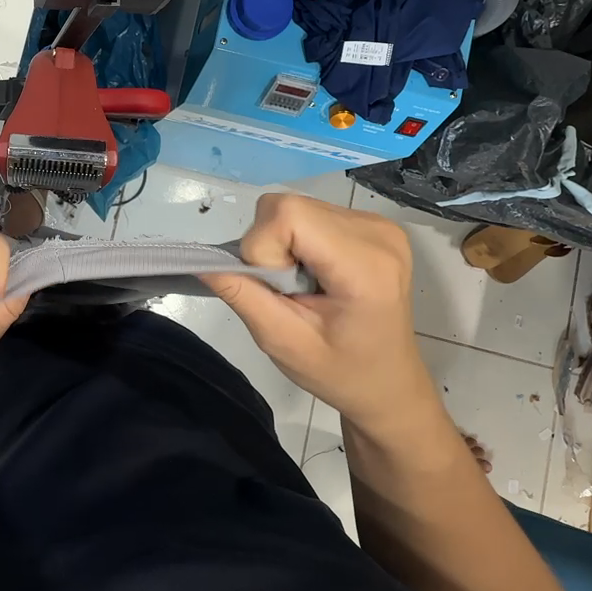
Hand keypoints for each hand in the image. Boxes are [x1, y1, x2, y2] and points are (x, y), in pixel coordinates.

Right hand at [198, 194, 436, 430]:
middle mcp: (377, 232)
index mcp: (366, 265)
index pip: (288, 214)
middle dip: (269, 245)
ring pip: (294, 207)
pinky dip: (295, 240)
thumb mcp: (281, 341)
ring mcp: (377, 224)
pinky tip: (315, 273)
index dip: (262, 246)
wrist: (388, 382)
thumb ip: (242, 296)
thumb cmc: (339, 371)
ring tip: (302, 283)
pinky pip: (308, 213)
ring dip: (281, 243)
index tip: (275, 287)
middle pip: (288, 207)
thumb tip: (203, 261)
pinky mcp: (370, 223)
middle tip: (287, 288)